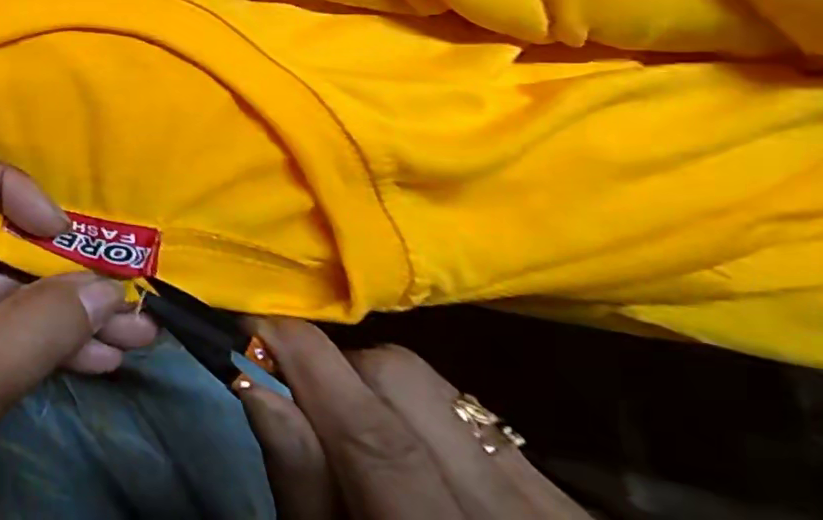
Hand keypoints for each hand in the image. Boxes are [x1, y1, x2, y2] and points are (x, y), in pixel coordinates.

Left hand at [0, 151, 157, 519]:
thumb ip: (47, 324)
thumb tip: (111, 290)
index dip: (11, 191)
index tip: (58, 230)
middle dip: (61, 268)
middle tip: (122, 287)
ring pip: (7, 284)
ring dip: (70, 311)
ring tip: (134, 333)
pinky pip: (5, 323)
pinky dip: (51, 339)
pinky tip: (104, 357)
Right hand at [239, 319, 587, 518]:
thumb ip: (305, 488)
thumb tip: (259, 387)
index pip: (374, 435)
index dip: (309, 365)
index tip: (256, 322)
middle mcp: (512, 516)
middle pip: (406, 383)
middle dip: (336, 368)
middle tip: (299, 391)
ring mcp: (555, 507)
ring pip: (440, 387)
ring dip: (378, 386)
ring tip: (353, 424)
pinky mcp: (566, 497)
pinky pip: (475, 413)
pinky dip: (423, 411)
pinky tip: (411, 447)